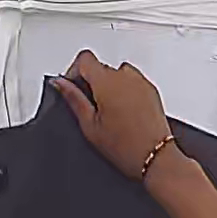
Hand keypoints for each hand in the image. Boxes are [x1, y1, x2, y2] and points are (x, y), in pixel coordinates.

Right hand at [50, 50, 179, 181]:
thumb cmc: (125, 146)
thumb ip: (73, 98)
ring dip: (109, 85)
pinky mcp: (151, 90)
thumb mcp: (89, 125)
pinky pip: (132, 81)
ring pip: (116, 73)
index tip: (73, 87)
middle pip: (100, 66)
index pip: (84, 58)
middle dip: (91, 82)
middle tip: (91, 107)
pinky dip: (125, 90)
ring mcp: (141, 82)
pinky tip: (123, 112)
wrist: (156, 158)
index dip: (74, 71)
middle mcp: (125, 76)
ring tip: (108, 110)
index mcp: (107, 82)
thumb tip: (60, 83)